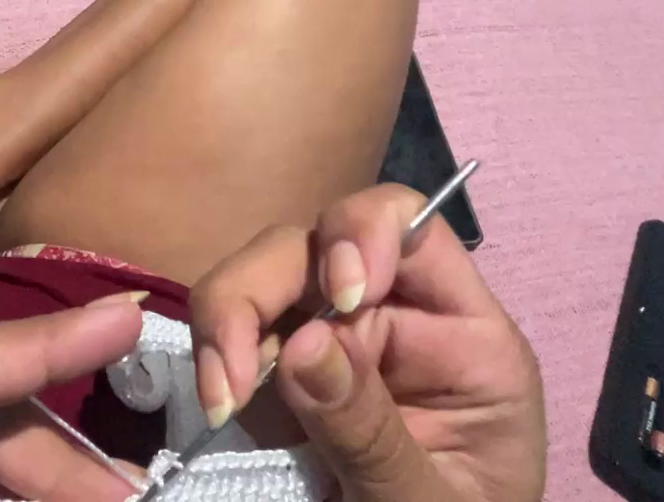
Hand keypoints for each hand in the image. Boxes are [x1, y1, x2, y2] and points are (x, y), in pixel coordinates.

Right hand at [189, 184, 545, 501]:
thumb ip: (375, 435)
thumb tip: (300, 345)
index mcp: (453, 330)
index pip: (407, 228)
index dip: (363, 231)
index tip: (343, 295)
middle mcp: (380, 311)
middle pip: (305, 244)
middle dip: (259, 290)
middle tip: (236, 374)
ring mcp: (319, 331)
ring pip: (254, 274)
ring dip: (225, 320)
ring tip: (221, 401)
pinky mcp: (272, 360)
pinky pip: (227, 322)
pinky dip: (210, 351)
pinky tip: (217, 403)